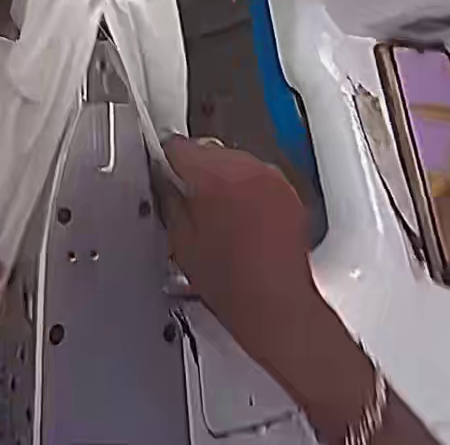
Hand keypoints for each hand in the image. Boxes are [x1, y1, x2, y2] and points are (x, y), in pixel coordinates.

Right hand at [160, 136, 318, 351]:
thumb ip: (170, 201)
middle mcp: (242, 166)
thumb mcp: (181, 242)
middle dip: (196, 168)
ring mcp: (267, 175)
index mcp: (211, 175)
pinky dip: (247, 186)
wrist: (278, 303)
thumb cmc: (233, 283)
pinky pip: (257, 174)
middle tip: (189, 196)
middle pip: (208, 149)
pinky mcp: (286, 187)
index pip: (178, 146)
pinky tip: (242, 216)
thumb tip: (166, 185)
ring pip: (233, 159)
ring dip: (223, 176)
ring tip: (218, 212)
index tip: (163, 165)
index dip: (166, 158)